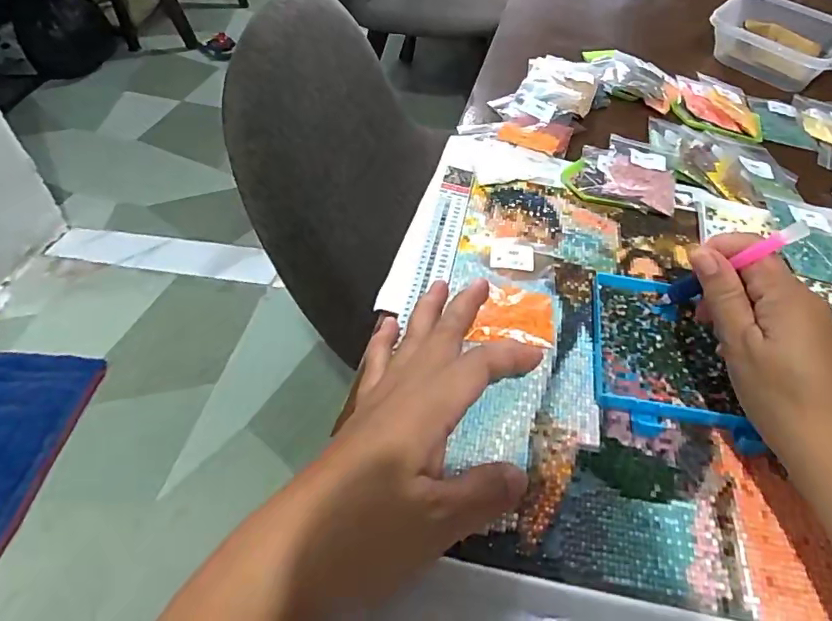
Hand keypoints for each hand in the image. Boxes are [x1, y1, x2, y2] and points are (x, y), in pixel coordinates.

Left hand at [284, 279, 544, 610]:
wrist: (293, 549)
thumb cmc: (368, 531)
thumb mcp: (436, 523)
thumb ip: (481, 494)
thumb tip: (520, 474)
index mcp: (427, 410)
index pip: (475, 369)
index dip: (508, 357)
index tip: (537, 354)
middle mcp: (402, 394)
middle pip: (438, 341)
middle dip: (462, 311)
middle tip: (480, 283)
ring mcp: (376, 403)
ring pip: (408, 345)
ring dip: (426, 314)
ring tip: (437, 285)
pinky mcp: (359, 419)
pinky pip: (376, 365)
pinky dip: (384, 342)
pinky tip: (385, 327)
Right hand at [692, 234, 831, 459]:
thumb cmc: (779, 397)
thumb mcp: (739, 342)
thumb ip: (721, 292)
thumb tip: (701, 251)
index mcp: (786, 292)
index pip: (751, 247)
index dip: (718, 250)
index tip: (690, 276)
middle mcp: (804, 298)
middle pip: (757, 269)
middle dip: (723, 281)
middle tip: (699, 315)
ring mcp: (813, 322)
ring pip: (765, 294)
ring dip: (735, 304)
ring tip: (717, 337)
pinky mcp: (815, 343)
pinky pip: (777, 315)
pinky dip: (752, 322)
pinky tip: (741, 353)